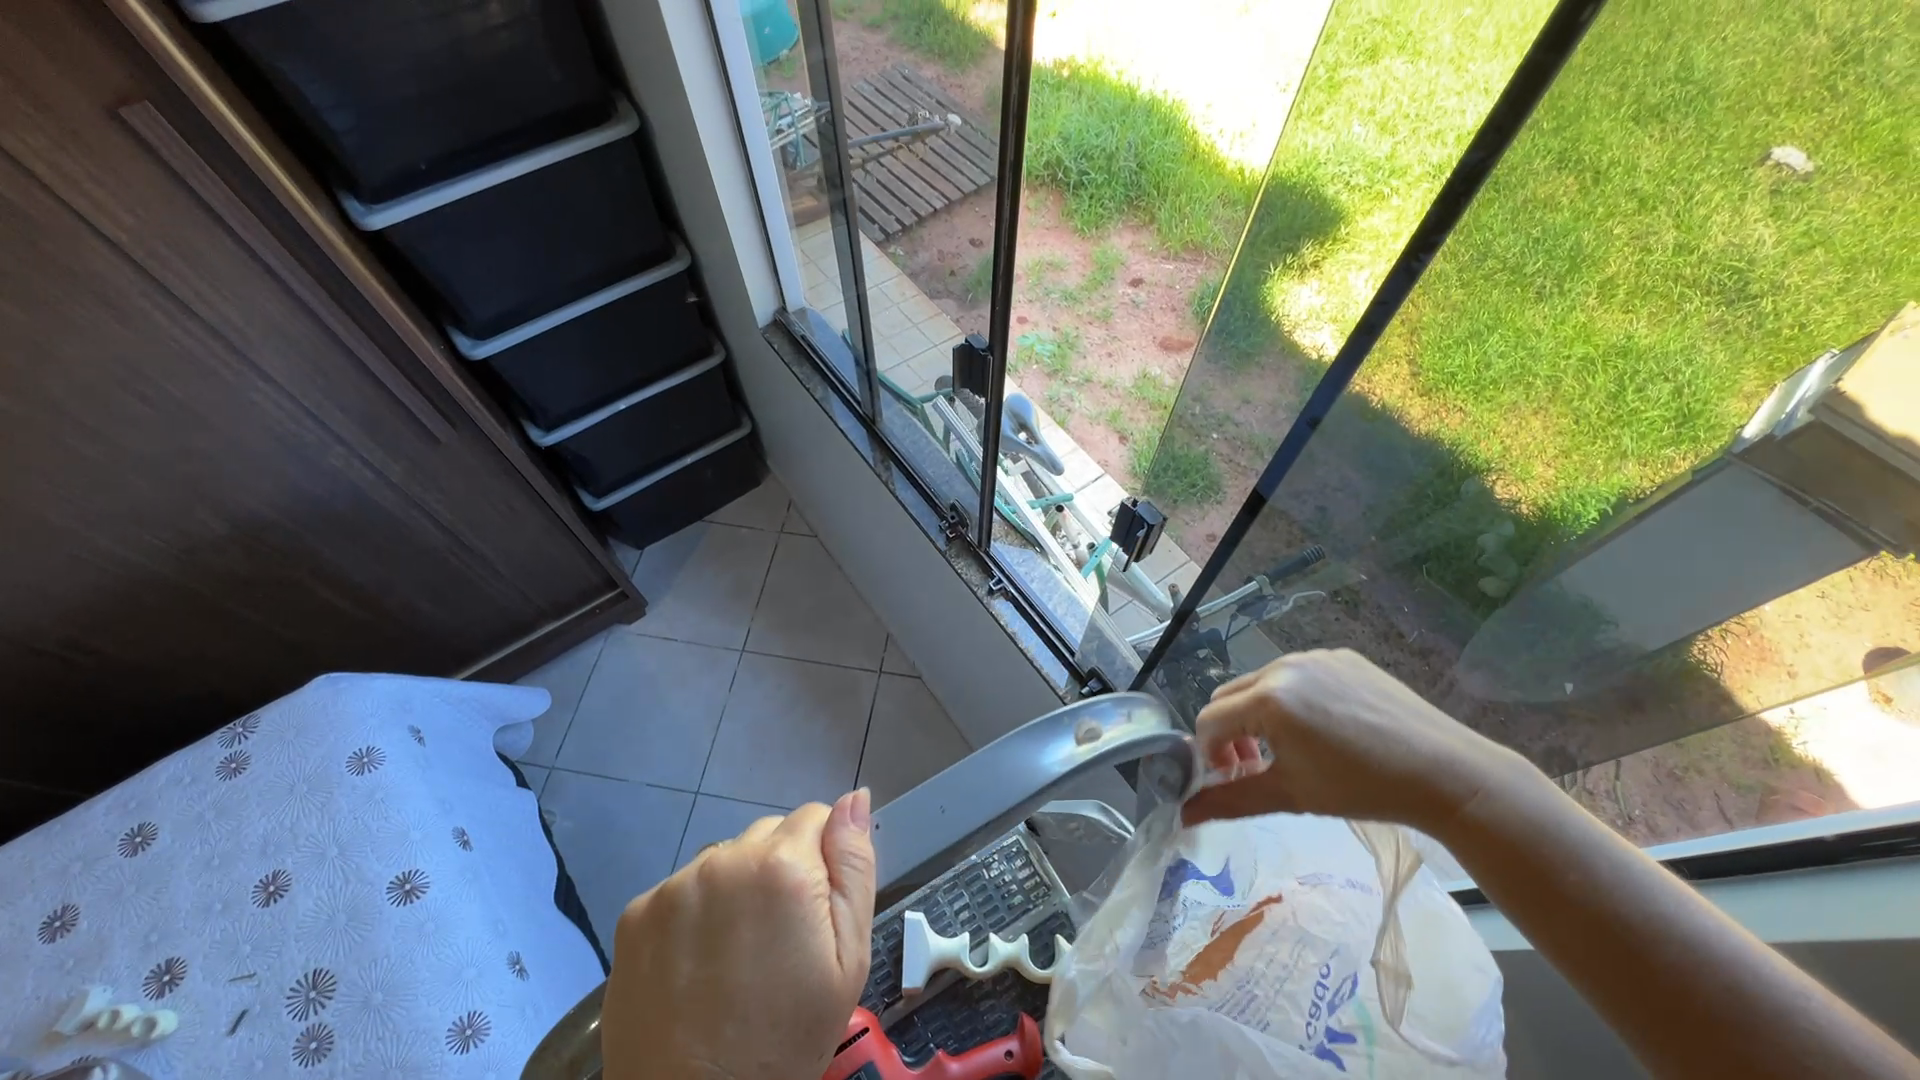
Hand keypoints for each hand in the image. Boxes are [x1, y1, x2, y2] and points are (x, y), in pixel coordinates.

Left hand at [602, 789, 875, 1079]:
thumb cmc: (787, 1036)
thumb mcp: (850, 959)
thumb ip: (855, 867)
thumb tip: (855, 799)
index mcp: (782, 866)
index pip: (815, 818)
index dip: (824, 862)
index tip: (815, 914)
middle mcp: (722, 859)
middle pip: (767, 836)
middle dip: (781, 870)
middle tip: (780, 940)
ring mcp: (673, 885)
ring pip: (724, 860)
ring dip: (737, 887)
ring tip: (738, 954)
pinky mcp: (635, 913)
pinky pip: (683, 889)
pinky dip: (696, 911)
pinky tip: (699, 961)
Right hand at [1181, 649, 1532, 835]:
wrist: (1445, 772)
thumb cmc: (1362, 789)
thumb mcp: (1290, 796)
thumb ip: (1230, 800)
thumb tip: (1183, 814)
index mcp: (1268, 699)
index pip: (1210, 720)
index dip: (1209, 754)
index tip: (1231, 779)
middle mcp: (1285, 666)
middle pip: (1230, 696)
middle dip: (1230, 732)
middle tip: (1255, 766)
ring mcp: (1316, 656)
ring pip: (1262, 683)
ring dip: (1258, 715)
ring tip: (1290, 749)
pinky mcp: (1343, 656)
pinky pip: (1298, 674)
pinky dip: (1293, 699)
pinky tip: (1325, 730)